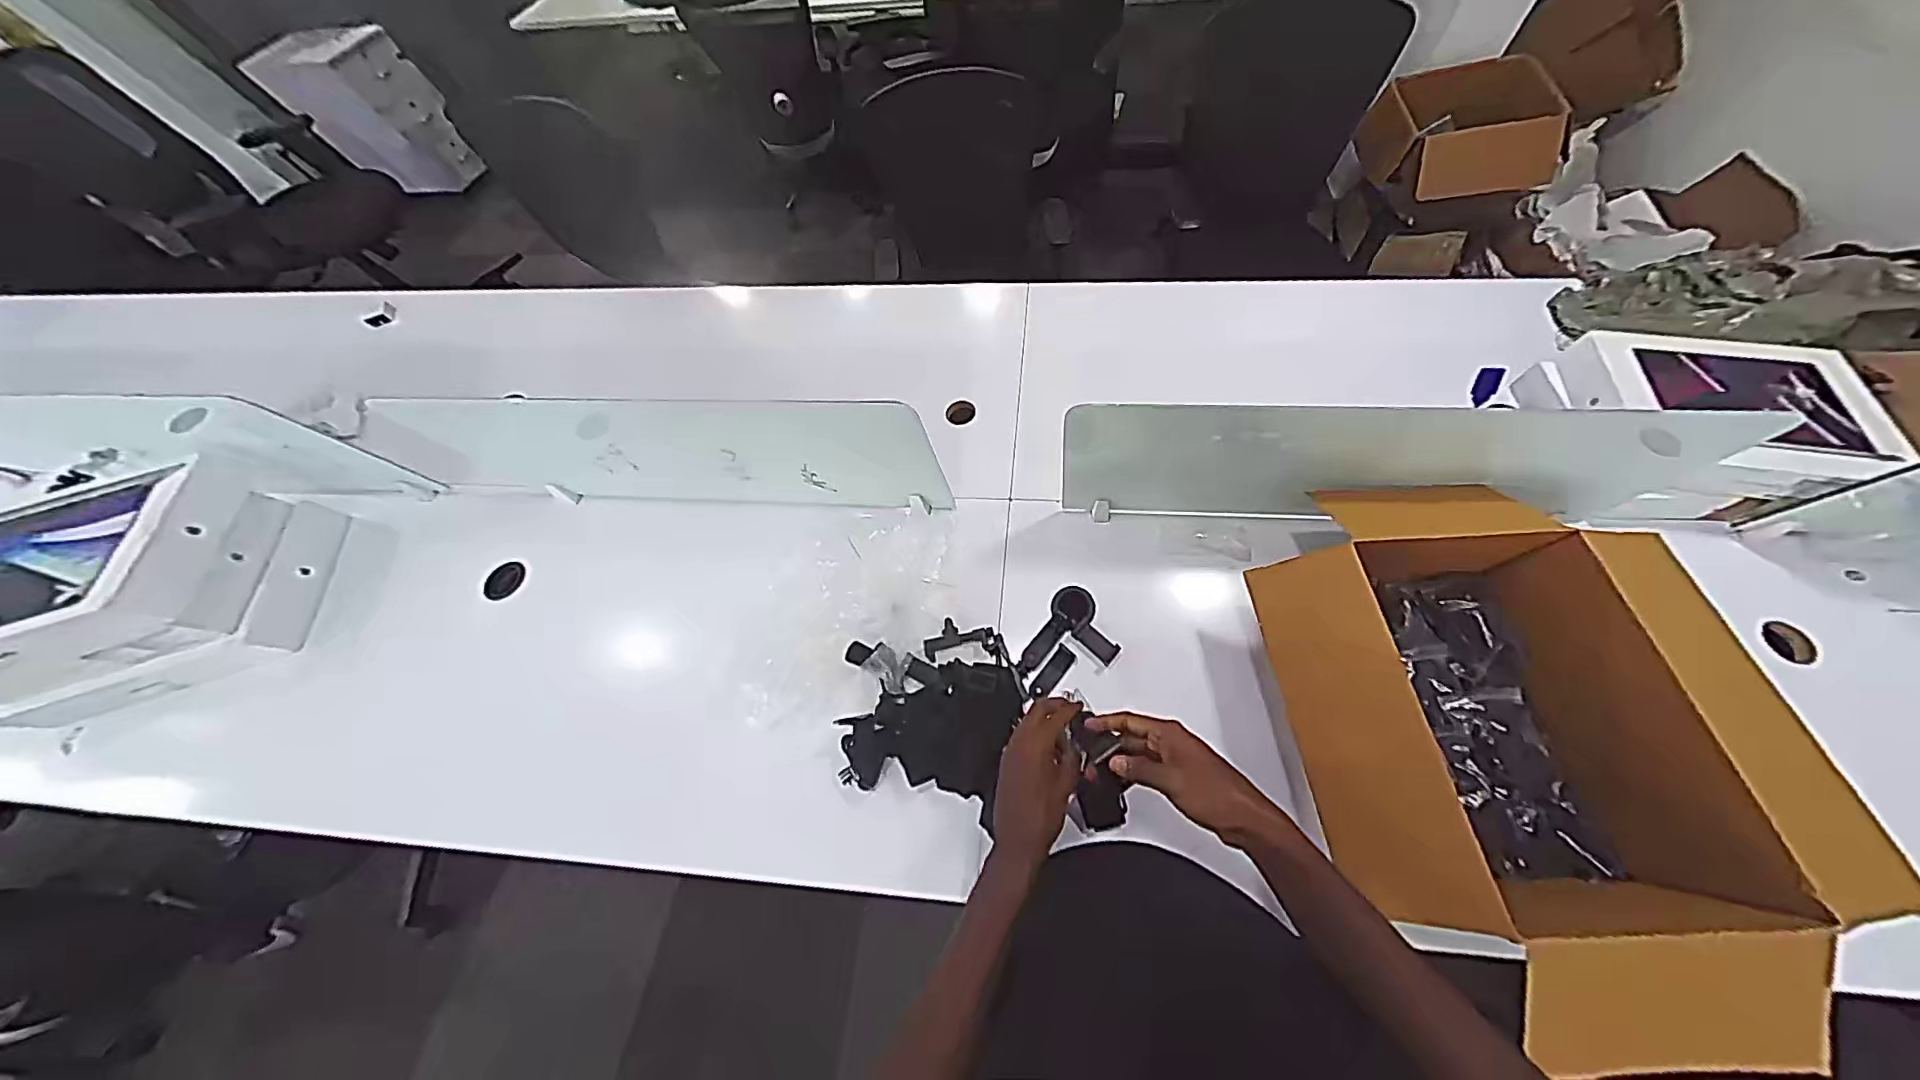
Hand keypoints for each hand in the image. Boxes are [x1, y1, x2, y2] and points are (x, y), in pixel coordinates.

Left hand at [991, 697, 1082, 870]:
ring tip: (1061, 728)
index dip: (1070, 708)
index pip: (1056, 715)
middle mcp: (1019, 744)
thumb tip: (1074, 746)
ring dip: (1043, 718)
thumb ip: (1072, 757)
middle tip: (1068, 708)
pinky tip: (1047, 747)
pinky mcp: (1006, 762)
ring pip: (1026, 722)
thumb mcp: (1068, 783)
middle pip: (1036, 709)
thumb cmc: (1040, 818)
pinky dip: (1034, 734)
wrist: (1018, 839)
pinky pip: (1020, 737)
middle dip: (1054, 705)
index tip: (1078, 707)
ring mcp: (1009, 752)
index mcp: (1036, 745)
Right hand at [1089, 712, 1287, 848]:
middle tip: (1091, 755)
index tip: (1089, 724)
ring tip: (1101, 771)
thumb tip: (1117, 762)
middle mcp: (1173, 743)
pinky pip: (1148, 767)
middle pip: (1132, 736)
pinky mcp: (1179, 775)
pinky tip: (1124, 782)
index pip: (1130, 720)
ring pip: (1139, 753)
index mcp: (1170, 734)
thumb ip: (1138, 769)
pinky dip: (1133, 773)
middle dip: (1110, 745)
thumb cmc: (1218, 794)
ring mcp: (1176, 759)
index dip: (1106, 721)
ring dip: (1121, 761)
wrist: (1243, 817)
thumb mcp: (1168, 779)